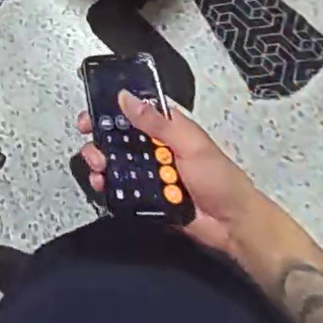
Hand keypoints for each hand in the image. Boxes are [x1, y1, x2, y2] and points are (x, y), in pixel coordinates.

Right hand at [77, 91, 281, 265]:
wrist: (234, 226)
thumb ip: (157, 122)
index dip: (112, 107)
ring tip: (97, 166)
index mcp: (167, 127)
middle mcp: (155, 147)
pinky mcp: (147, 197)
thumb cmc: (219, 178)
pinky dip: (108, 186)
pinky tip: (101, 185)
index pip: (135, 110)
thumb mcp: (189, 144)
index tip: (92, 110)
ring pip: (116, 162)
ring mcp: (150, 172)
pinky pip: (121, 189)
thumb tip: (126, 96)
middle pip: (119, 136)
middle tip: (89, 139)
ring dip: (102, 161)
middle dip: (100, 136)